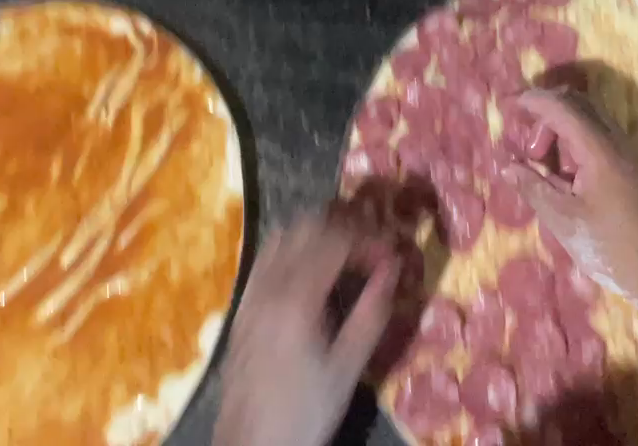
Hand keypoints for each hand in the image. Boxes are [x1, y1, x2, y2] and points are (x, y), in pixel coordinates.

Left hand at [213, 214, 399, 445]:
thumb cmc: (306, 411)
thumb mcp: (348, 367)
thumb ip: (373, 311)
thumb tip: (394, 267)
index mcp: (298, 295)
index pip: (338, 239)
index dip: (369, 238)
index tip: (390, 251)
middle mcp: (271, 283)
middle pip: (309, 226)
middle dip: (344, 227)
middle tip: (371, 245)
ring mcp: (253, 291)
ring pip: (286, 234)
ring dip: (318, 232)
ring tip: (345, 251)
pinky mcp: (243, 304)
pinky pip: (268, 255)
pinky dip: (294, 246)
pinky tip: (310, 268)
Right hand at [502, 88, 637, 318]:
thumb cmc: (614, 249)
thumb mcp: (565, 222)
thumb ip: (534, 188)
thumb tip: (506, 166)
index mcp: (599, 149)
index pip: (561, 107)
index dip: (533, 101)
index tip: (508, 106)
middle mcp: (618, 142)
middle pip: (579, 104)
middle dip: (548, 115)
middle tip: (530, 150)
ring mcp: (631, 155)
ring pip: (592, 121)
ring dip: (564, 132)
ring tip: (548, 171)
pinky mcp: (637, 170)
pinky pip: (603, 139)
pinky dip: (580, 145)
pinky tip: (571, 181)